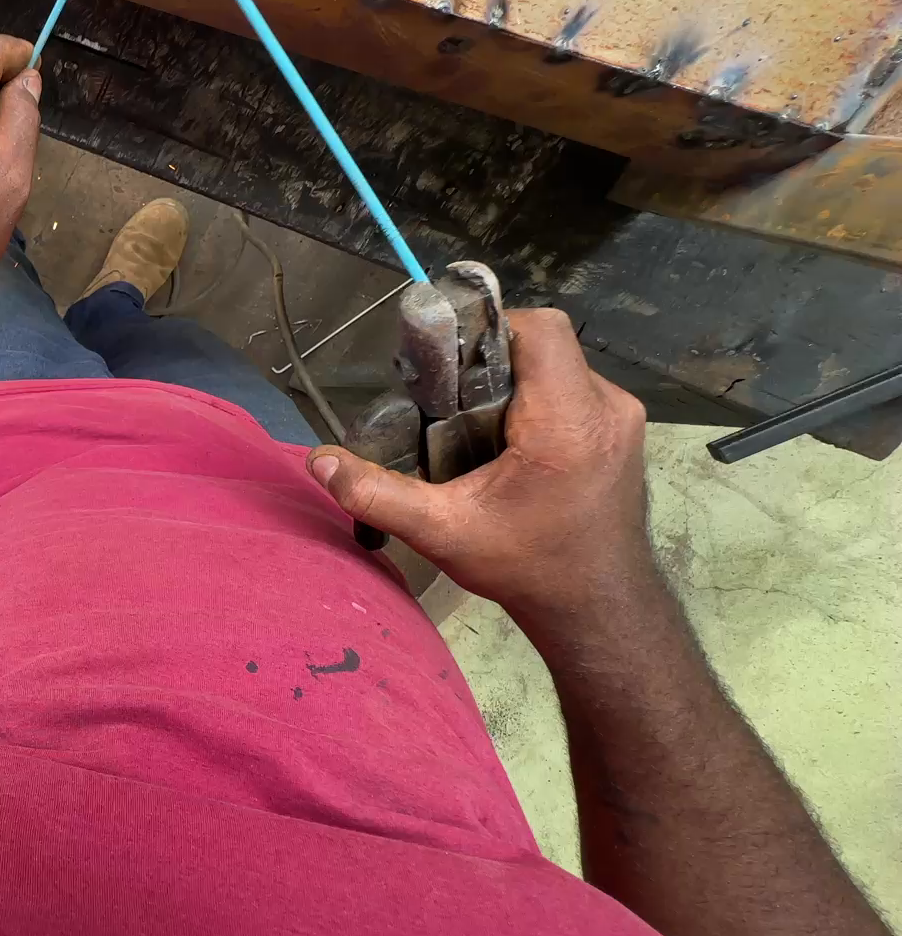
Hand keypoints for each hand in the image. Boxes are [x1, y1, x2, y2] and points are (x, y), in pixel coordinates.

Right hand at [306, 308, 657, 623]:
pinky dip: (523, 400)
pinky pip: (564, 389)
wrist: (596, 606)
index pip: (541, 331)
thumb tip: (318, 461)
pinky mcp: (614, 431)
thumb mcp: (439, 532)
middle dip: (482, 362)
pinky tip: (493, 439)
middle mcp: (605, 408)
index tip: (439, 361)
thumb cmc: (526, 566)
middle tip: (436, 401)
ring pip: (550, 367)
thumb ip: (376, 494)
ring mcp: (617, 418)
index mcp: (569, 422)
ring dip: (501, 382)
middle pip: (540, 346)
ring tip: (459, 422)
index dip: (486, 329)